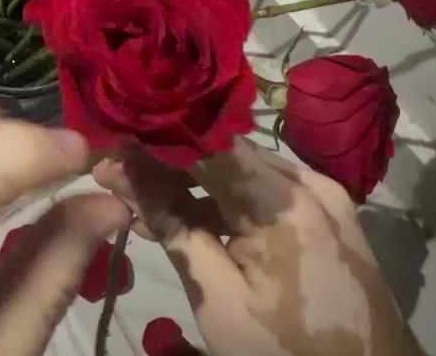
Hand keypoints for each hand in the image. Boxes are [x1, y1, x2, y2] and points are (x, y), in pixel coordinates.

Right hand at [94, 141, 416, 355]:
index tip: (106, 145)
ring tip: (143, 208)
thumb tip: (119, 168)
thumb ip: (170, 224)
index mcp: (284, 198)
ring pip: (239, 168)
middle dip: (164, 163)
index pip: (201, 138)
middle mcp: (307, 179)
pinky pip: (264, 191)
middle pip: (219, 150)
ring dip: (191, 184)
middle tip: (114, 181)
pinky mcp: (329, 215)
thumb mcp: (218, 300)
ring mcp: (324, 196)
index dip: (149, 136)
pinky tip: (190, 223)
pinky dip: (225, 202)